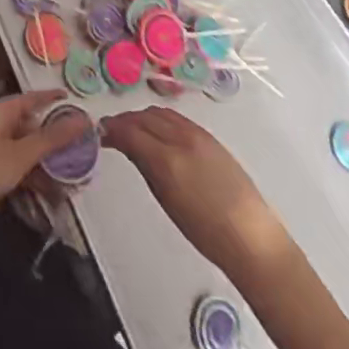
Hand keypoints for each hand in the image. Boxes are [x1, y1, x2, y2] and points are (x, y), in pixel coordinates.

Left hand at [0, 91, 88, 234]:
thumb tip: (83, 118)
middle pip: (31, 129)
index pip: (31, 99)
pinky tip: (54, 195)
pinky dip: (34, 182)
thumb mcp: (19, 155)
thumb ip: (52, 138)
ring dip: (48, 166)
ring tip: (76, 179)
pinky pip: (18, 174)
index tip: (75, 102)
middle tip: (84, 150)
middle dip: (56, 141)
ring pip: (26, 154)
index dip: (52, 99)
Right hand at [103, 106, 294, 280]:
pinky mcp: (211, 138)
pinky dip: (161, 120)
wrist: (248, 235)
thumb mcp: (165, 199)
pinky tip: (157, 133)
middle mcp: (182, 140)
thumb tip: (128, 146)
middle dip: (124, 121)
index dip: (110, 129)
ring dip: (142, 117)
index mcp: (167, 160)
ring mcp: (199, 136)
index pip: (129, 131)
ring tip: (132, 131)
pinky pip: (178, 119)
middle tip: (111, 132)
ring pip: (161, 113)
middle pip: (144, 117)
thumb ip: (145, 166)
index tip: (99, 133)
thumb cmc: (204, 229)